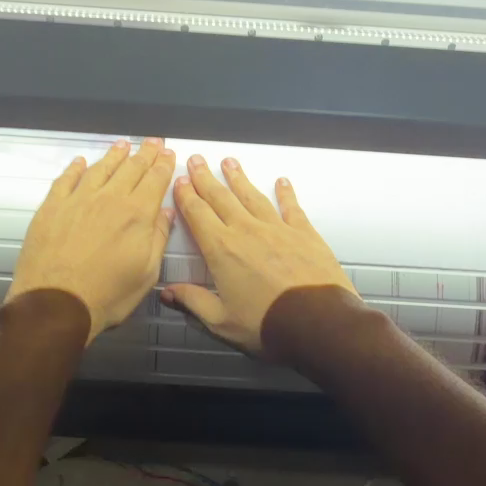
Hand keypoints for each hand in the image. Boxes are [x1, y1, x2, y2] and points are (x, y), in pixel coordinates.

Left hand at [6, 137, 175, 342]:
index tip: (167, 152)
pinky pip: (66, 180)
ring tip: (123, 144)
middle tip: (152, 141)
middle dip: (144, 153)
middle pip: (130, 168)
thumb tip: (165, 212)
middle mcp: (109, 198)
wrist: (55, 305)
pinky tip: (81, 162)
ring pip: (100, 168)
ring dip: (114, 154)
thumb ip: (158, 239)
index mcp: (137, 214)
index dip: (162, 165)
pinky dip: (75, 168)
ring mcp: (78, 199)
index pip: (154, 180)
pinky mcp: (52, 207)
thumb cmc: (107, 295)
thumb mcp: (146, 274)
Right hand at [164, 155, 359, 357]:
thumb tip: (168, 292)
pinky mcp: (303, 232)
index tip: (180, 181)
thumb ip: (193, 302)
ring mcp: (276, 228)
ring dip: (239, 178)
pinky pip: (291, 207)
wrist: (317, 322)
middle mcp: (246, 231)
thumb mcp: (222, 321)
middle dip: (205, 178)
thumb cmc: (268, 325)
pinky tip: (282, 182)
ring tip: (230, 162)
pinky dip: (286, 193)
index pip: (198, 214)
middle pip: (221, 197)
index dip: (186, 196)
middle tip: (196, 160)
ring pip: (252, 196)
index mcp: (221, 250)